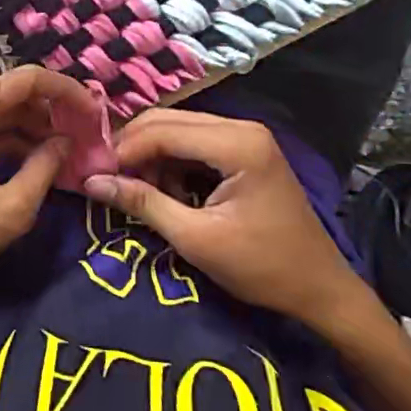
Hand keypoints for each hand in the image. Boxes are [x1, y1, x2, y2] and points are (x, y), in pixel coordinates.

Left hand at [0, 66, 98, 295]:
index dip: (65, 89)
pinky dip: (20, 143)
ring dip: (40, 128)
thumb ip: (44, 169)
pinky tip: (45, 164)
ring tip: (73, 152)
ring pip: (7, 114)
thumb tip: (66, 143)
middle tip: (90, 135)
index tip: (94, 112)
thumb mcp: (9, 209)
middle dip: (55, 110)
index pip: (25, 80)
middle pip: (16, 94)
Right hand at [84, 110, 380, 331]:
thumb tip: (91, 182)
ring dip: (150, 157)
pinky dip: (169, 163)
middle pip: (167, 121)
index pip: (161, 131)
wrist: (320, 289)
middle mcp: (240, 128)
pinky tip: (162, 192)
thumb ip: (143, 203)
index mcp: (237, 143)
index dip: (122, 151)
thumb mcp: (196, 238)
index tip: (92, 176)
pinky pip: (192, 144)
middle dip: (132, 149)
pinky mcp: (242, 150)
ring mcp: (244, 137)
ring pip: (176, 130)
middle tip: (105, 179)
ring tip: (134, 191)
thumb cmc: (262, 267)